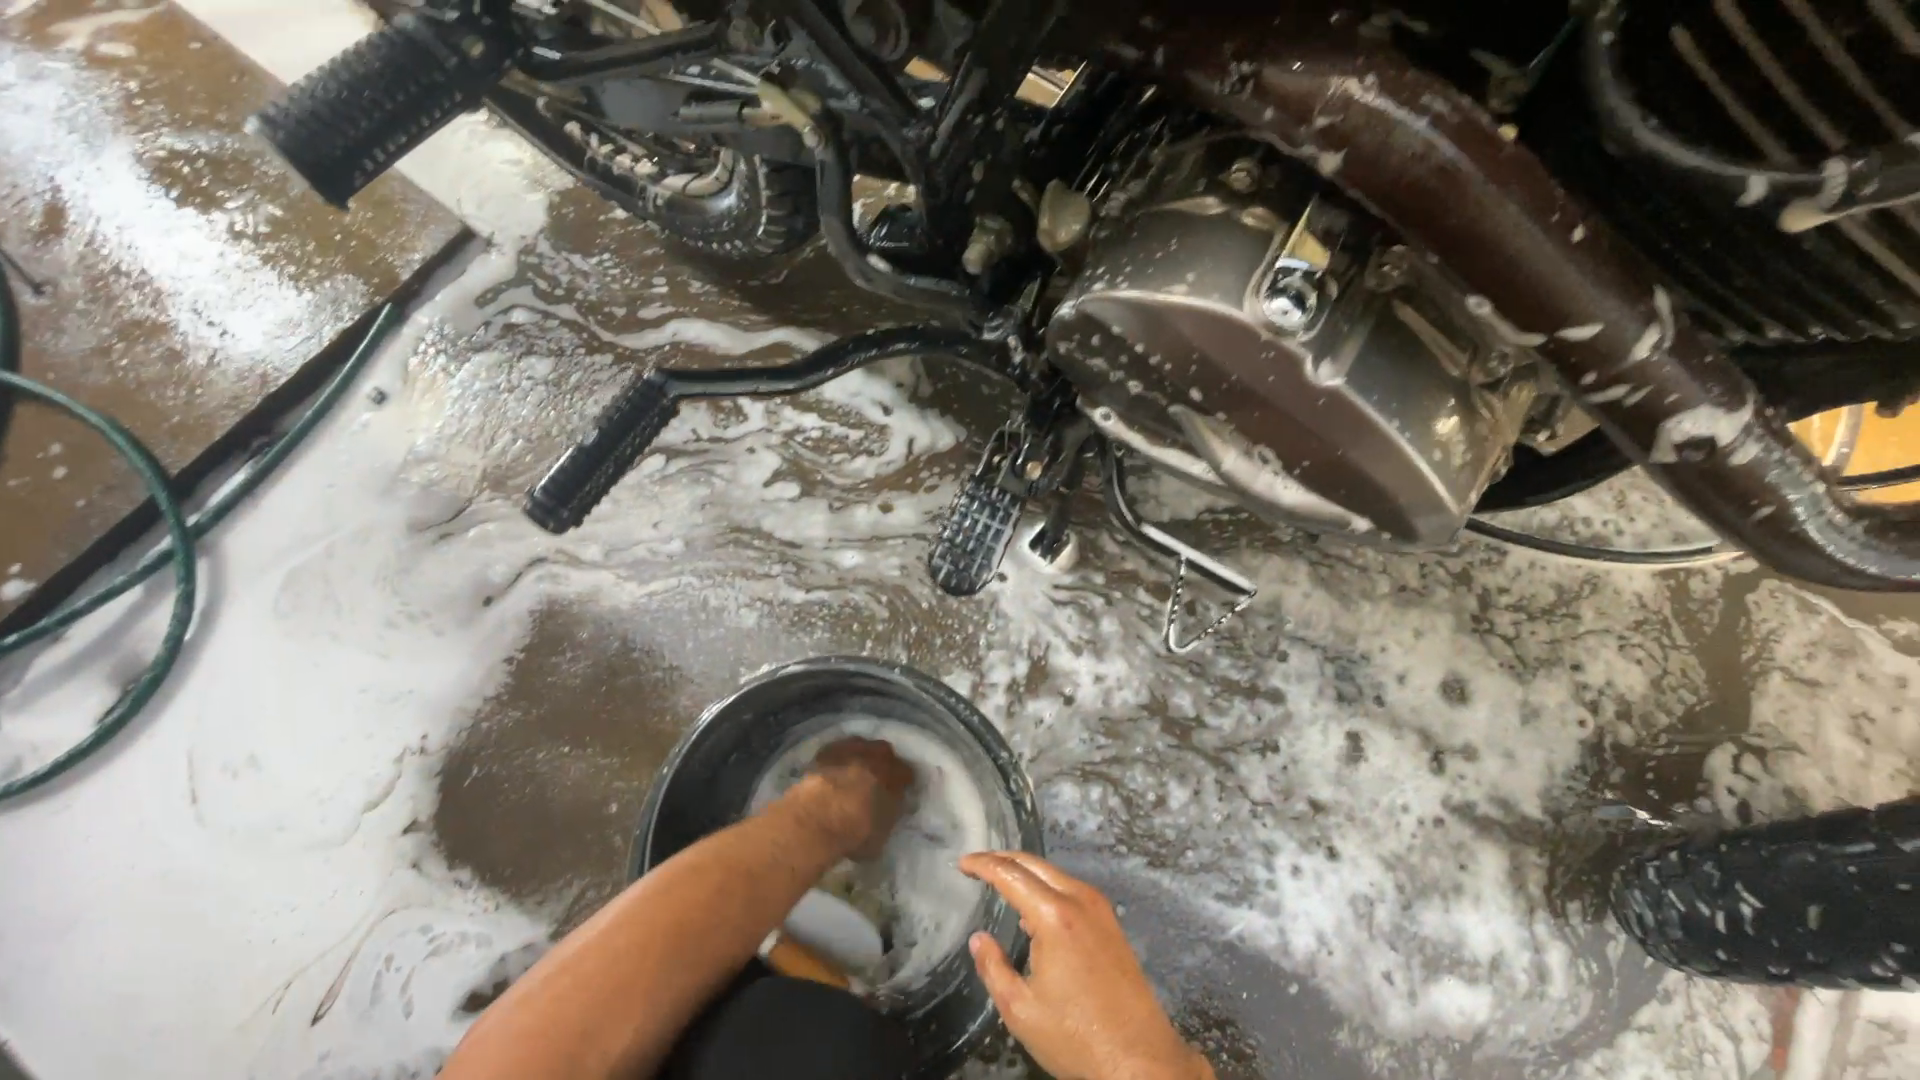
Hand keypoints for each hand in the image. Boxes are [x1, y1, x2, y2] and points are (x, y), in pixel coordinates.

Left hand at [790, 737, 913, 859]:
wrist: (815, 822)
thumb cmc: (853, 833)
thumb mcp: (882, 835)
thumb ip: (890, 816)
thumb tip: (889, 809)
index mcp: (892, 776)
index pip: (906, 772)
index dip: (904, 781)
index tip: (901, 790)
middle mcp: (873, 757)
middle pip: (885, 752)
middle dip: (884, 762)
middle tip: (878, 777)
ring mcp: (848, 751)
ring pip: (860, 745)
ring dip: (861, 754)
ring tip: (854, 769)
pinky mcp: (824, 752)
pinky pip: (836, 749)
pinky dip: (838, 756)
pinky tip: (833, 768)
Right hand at [960, 852, 1211, 1079]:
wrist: (1140, 1059)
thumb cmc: (1076, 1037)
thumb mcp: (1020, 1009)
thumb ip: (993, 967)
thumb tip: (979, 939)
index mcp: (1055, 916)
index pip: (1011, 874)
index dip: (983, 864)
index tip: (962, 863)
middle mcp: (1080, 901)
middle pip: (1035, 864)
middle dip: (1002, 859)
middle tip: (976, 864)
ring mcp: (1101, 910)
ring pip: (1055, 875)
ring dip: (1026, 872)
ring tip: (998, 880)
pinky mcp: (1112, 924)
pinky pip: (1071, 891)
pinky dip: (1046, 887)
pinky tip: (1033, 907)